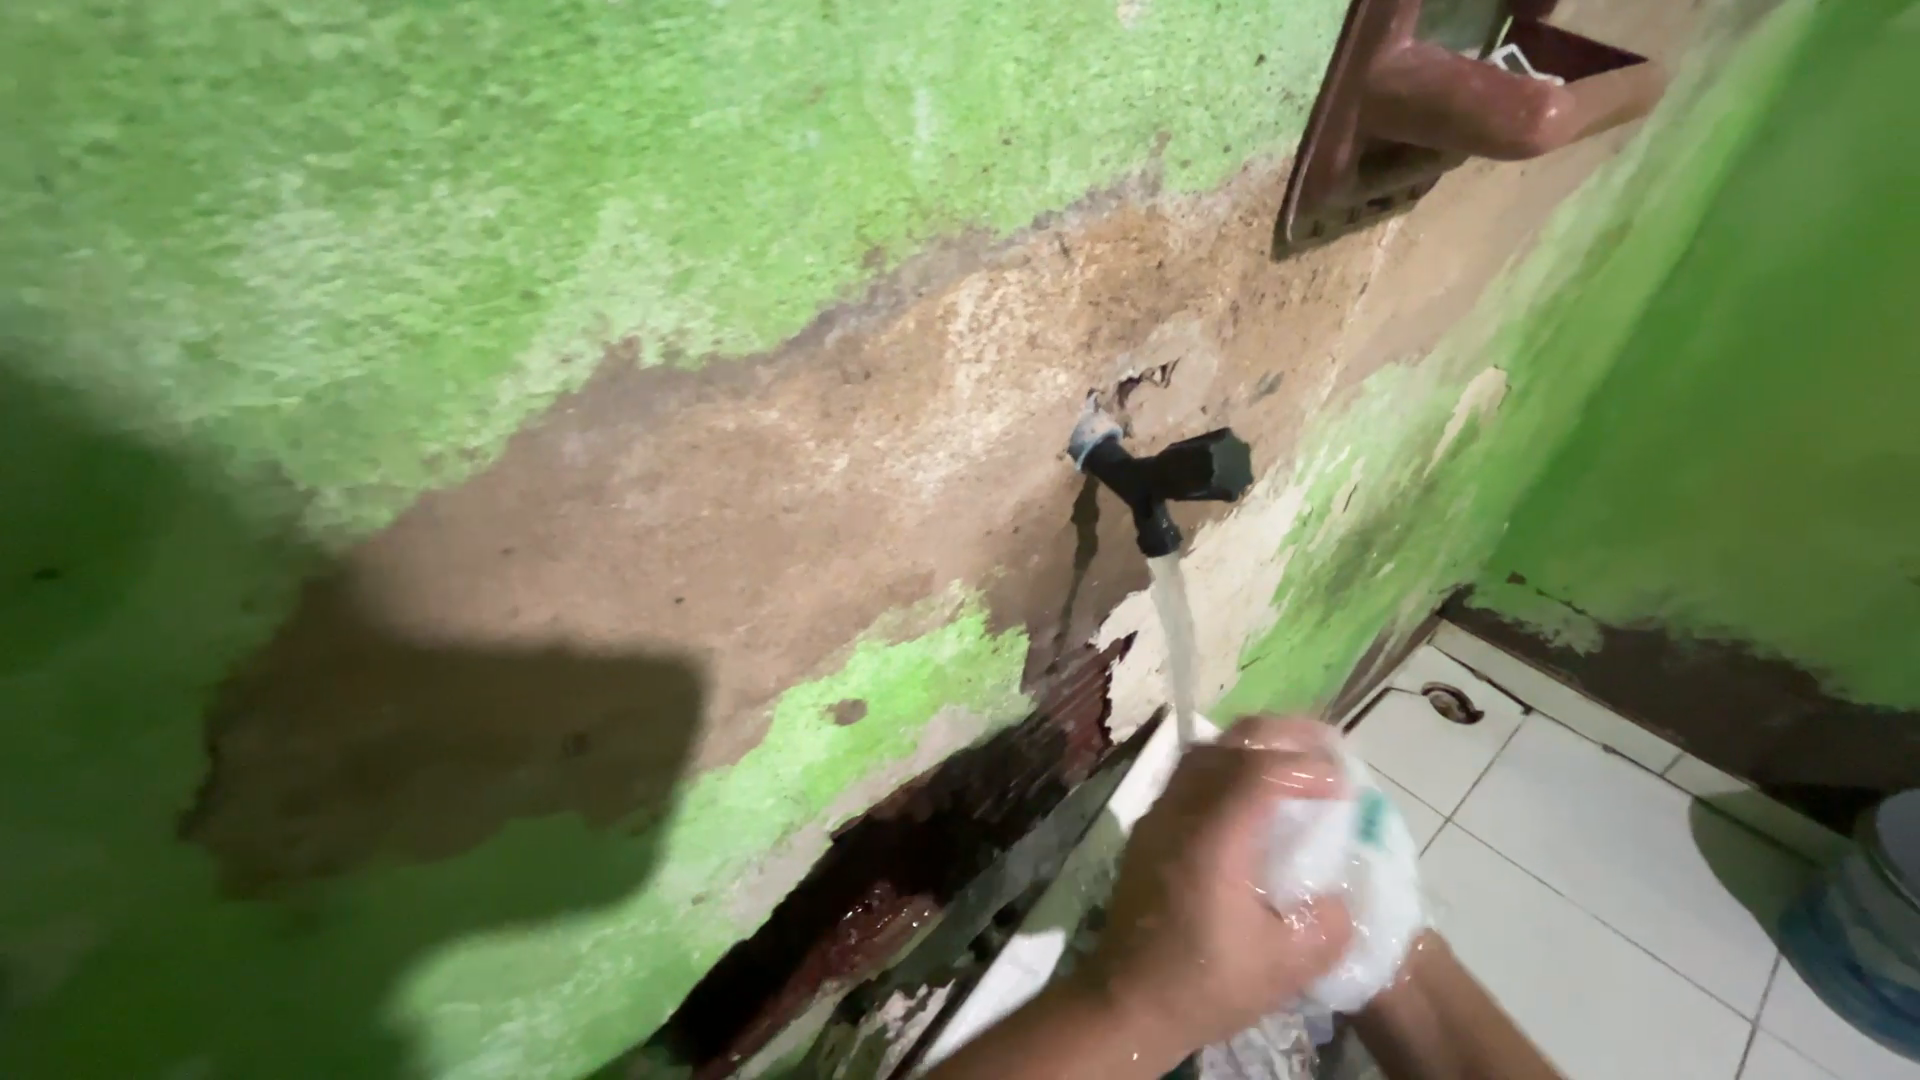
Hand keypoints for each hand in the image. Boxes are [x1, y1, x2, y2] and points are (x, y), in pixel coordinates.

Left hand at [1076, 715, 1354, 1055]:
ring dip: (1250, 745)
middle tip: (1325, 743)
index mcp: (1211, 841)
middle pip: (1225, 746)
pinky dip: (1226, 763)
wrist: (1127, 998)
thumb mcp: (1285, 968)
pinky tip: (1252, 786)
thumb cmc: (1204, 985)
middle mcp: (1179, 813)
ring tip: (1292, 755)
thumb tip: (1338, 892)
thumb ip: (1326, 924)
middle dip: (1280, 735)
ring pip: (1203, 752)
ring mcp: (1158, 815)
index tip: (1343, 781)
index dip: (1304, 767)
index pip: (1256, 774)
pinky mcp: (1150, 826)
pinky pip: (1188, 773)